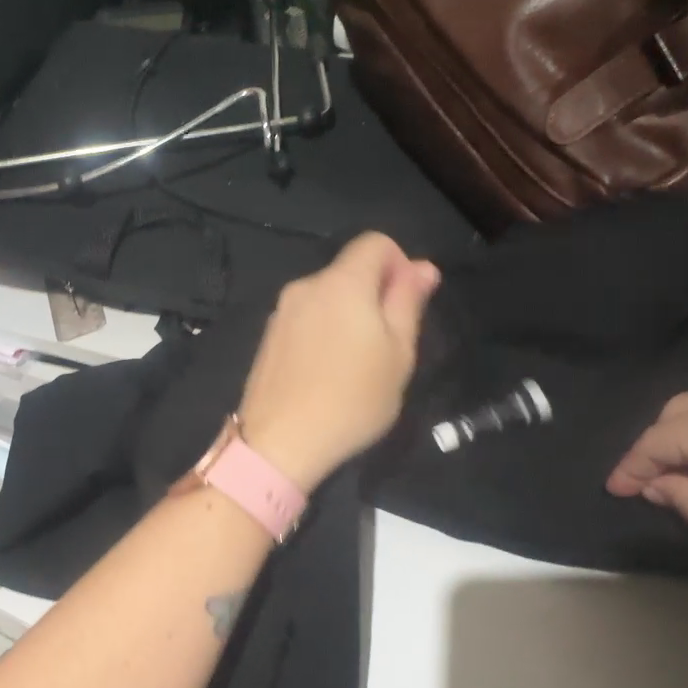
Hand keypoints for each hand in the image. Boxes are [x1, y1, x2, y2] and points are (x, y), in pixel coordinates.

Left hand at [238, 232, 439, 490]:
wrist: (279, 444)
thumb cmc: (352, 401)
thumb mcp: (398, 354)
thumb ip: (408, 303)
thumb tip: (422, 268)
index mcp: (342, 282)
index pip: (376, 243)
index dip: (399, 265)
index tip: (406, 307)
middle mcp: (305, 288)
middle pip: (348, 272)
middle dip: (373, 295)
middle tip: (386, 346)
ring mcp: (280, 315)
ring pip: (325, 299)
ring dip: (346, 318)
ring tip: (354, 367)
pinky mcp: (266, 341)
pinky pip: (304, 323)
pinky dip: (321, 336)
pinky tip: (325, 377)